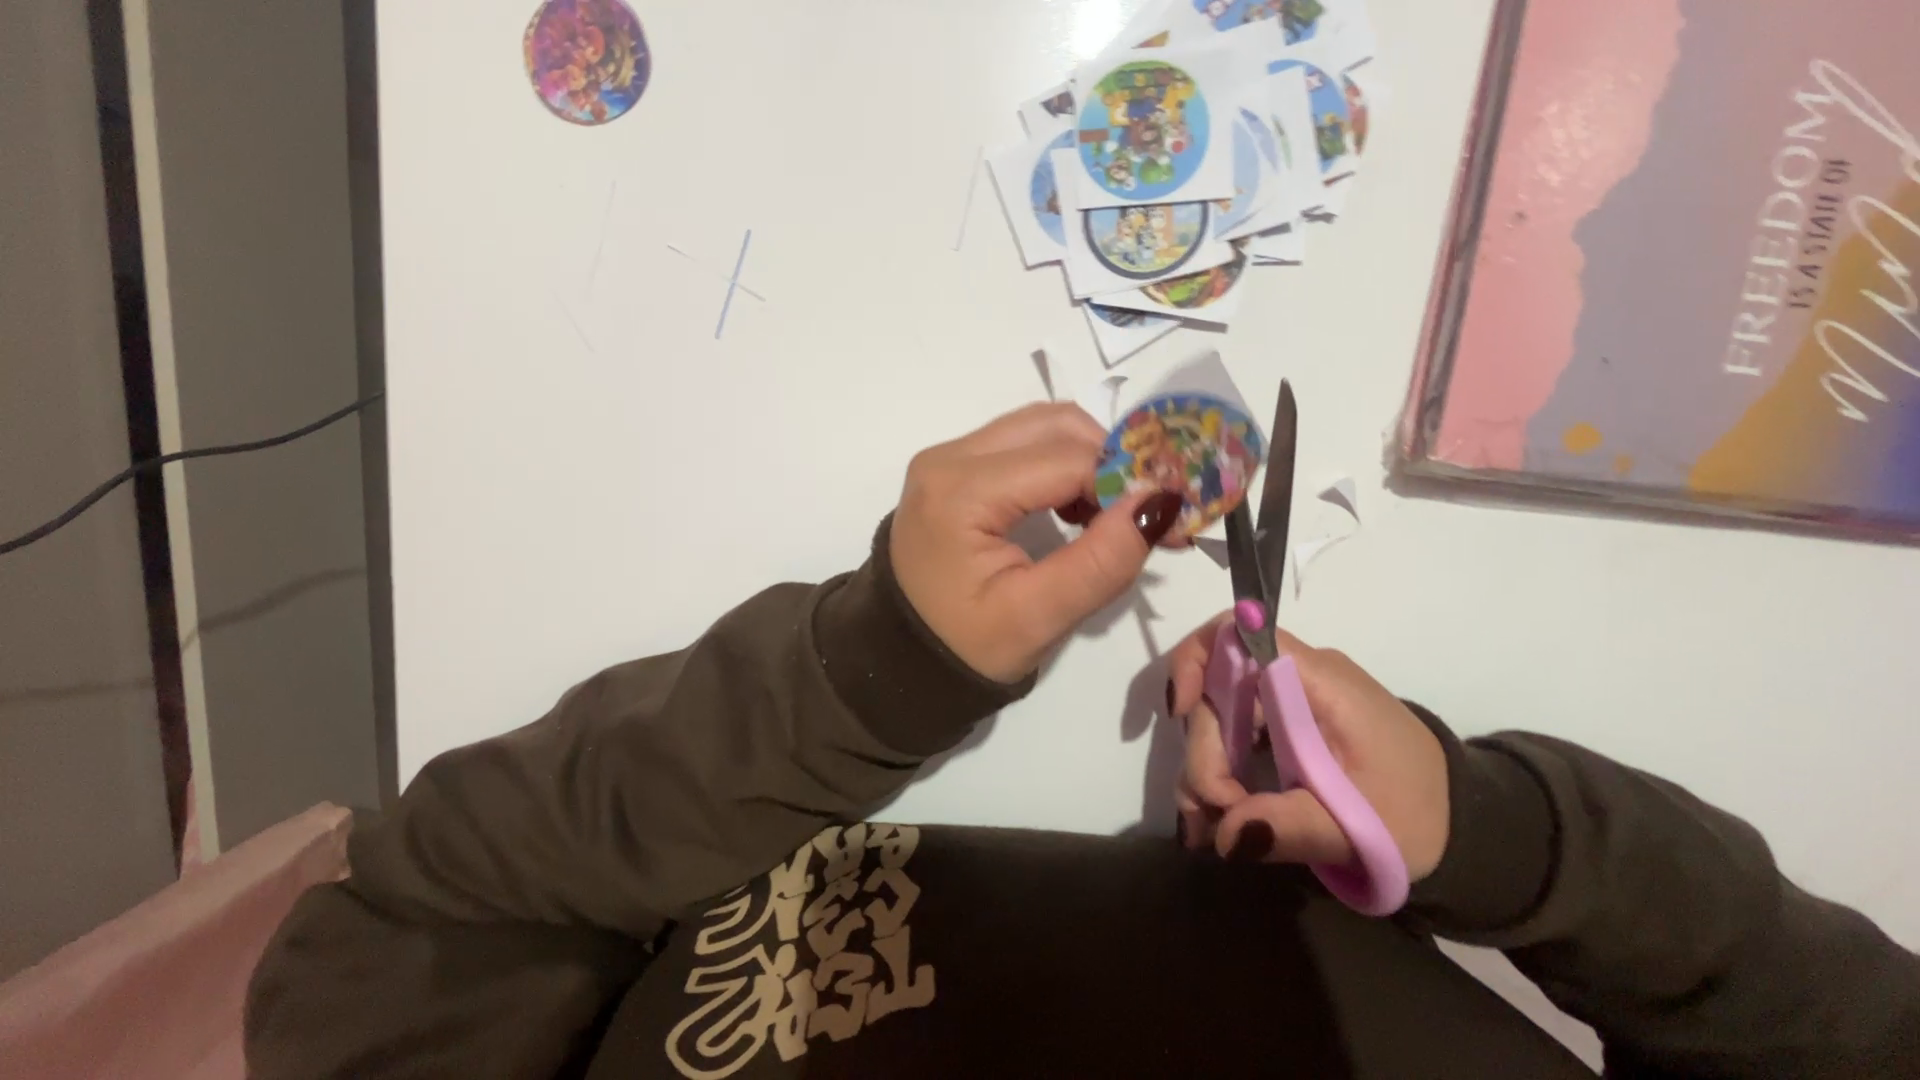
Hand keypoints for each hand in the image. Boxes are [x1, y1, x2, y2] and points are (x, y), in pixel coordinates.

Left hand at [891, 403, 1183, 683]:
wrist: (897, 658)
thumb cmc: (964, 647)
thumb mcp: (1037, 617)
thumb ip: (1100, 561)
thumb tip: (1161, 502)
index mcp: (960, 491)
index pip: (1067, 460)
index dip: (1129, 481)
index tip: (1175, 517)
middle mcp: (950, 457)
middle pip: (1055, 426)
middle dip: (1114, 461)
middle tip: (1153, 512)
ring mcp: (949, 458)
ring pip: (1042, 428)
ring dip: (1091, 459)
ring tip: (1120, 514)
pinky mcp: (956, 469)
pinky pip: (1023, 444)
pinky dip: (1064, 464)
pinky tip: (1082, 508)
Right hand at [1168, 615, 1450, 881]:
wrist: (1458, 819)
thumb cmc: (1417, 811)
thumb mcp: (1360, 828)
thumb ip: (1292, 828)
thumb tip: (1225, 836)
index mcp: (1318, 682)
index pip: (1239, 633)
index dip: (1196, 660)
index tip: (1180, 713)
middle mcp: (1293, 681)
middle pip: (1217, 693)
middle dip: (1202, 755)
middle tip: (1212, 818)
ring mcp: (1284, 704)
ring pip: (1216, 720)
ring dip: (1201, 772)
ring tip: (1205, 833)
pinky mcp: (1280, 730)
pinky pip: (1231, 739)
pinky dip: (1216, 778)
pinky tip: (1215, 825)